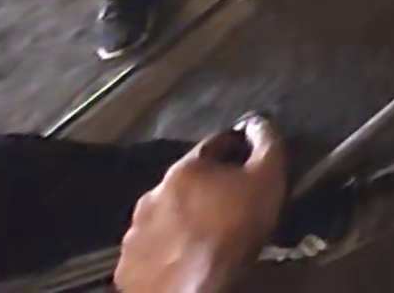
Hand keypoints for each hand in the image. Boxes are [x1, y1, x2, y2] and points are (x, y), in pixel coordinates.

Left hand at [115, 117, 286, 292]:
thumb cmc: (239, 225)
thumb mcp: (269, 173)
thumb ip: (266, 139)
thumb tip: (257, 122)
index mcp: (184, 169)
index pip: (214, 144)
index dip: (236, 149)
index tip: (251, 162)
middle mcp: (151, 196)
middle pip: (187, 180)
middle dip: (207, 184)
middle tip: (230, 199)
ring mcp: (132, 236)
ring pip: (166, 213)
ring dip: (184, 214)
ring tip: (207, 230)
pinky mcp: (124, 271)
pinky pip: (151, 247)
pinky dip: (167, 246)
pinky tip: (186, 255)